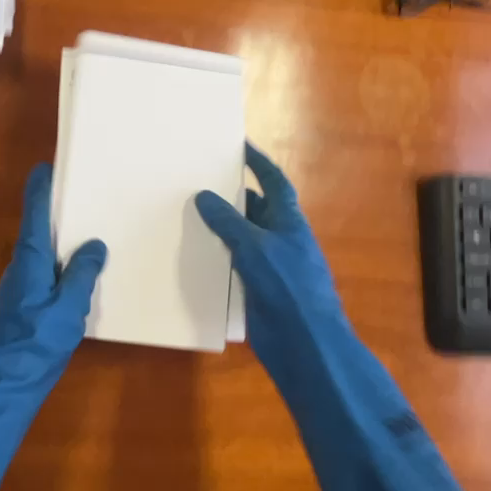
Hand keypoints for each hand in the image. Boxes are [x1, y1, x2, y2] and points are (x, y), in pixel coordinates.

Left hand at [0, 164, 104, 490]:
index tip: (49, 167)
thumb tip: (93, 246)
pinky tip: (74, 272)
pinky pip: (41, 272)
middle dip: (54, 212)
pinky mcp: (19, 305)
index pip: (35, 212)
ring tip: (84, 231)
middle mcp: (20, 266)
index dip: (41, 188)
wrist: (6, 382)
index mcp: (31, 259)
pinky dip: (56, 263)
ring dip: (57, 239)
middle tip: (79, 197)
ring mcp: (17, 287)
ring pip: (39, 252)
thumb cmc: (39, 341)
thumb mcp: (69, 307)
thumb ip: (82, 274)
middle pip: (37, 229)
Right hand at [194, 144, 462, 490]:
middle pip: (254, 209)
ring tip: (184, 211)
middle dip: (231, 195)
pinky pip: (232, 265)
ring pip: (240, 238)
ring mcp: (269, 266)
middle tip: (197, 178)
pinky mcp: (256, 290)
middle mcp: (280, 239)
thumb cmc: (288, 287)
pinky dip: (215, 256)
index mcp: (289, 222)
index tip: (238, 145)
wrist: (305, 346)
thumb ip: (229, 222)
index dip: (258, 163)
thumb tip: (203, 197)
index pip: (274, 182)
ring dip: (219, 227)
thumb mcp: (255, 247)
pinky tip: (190, 253)